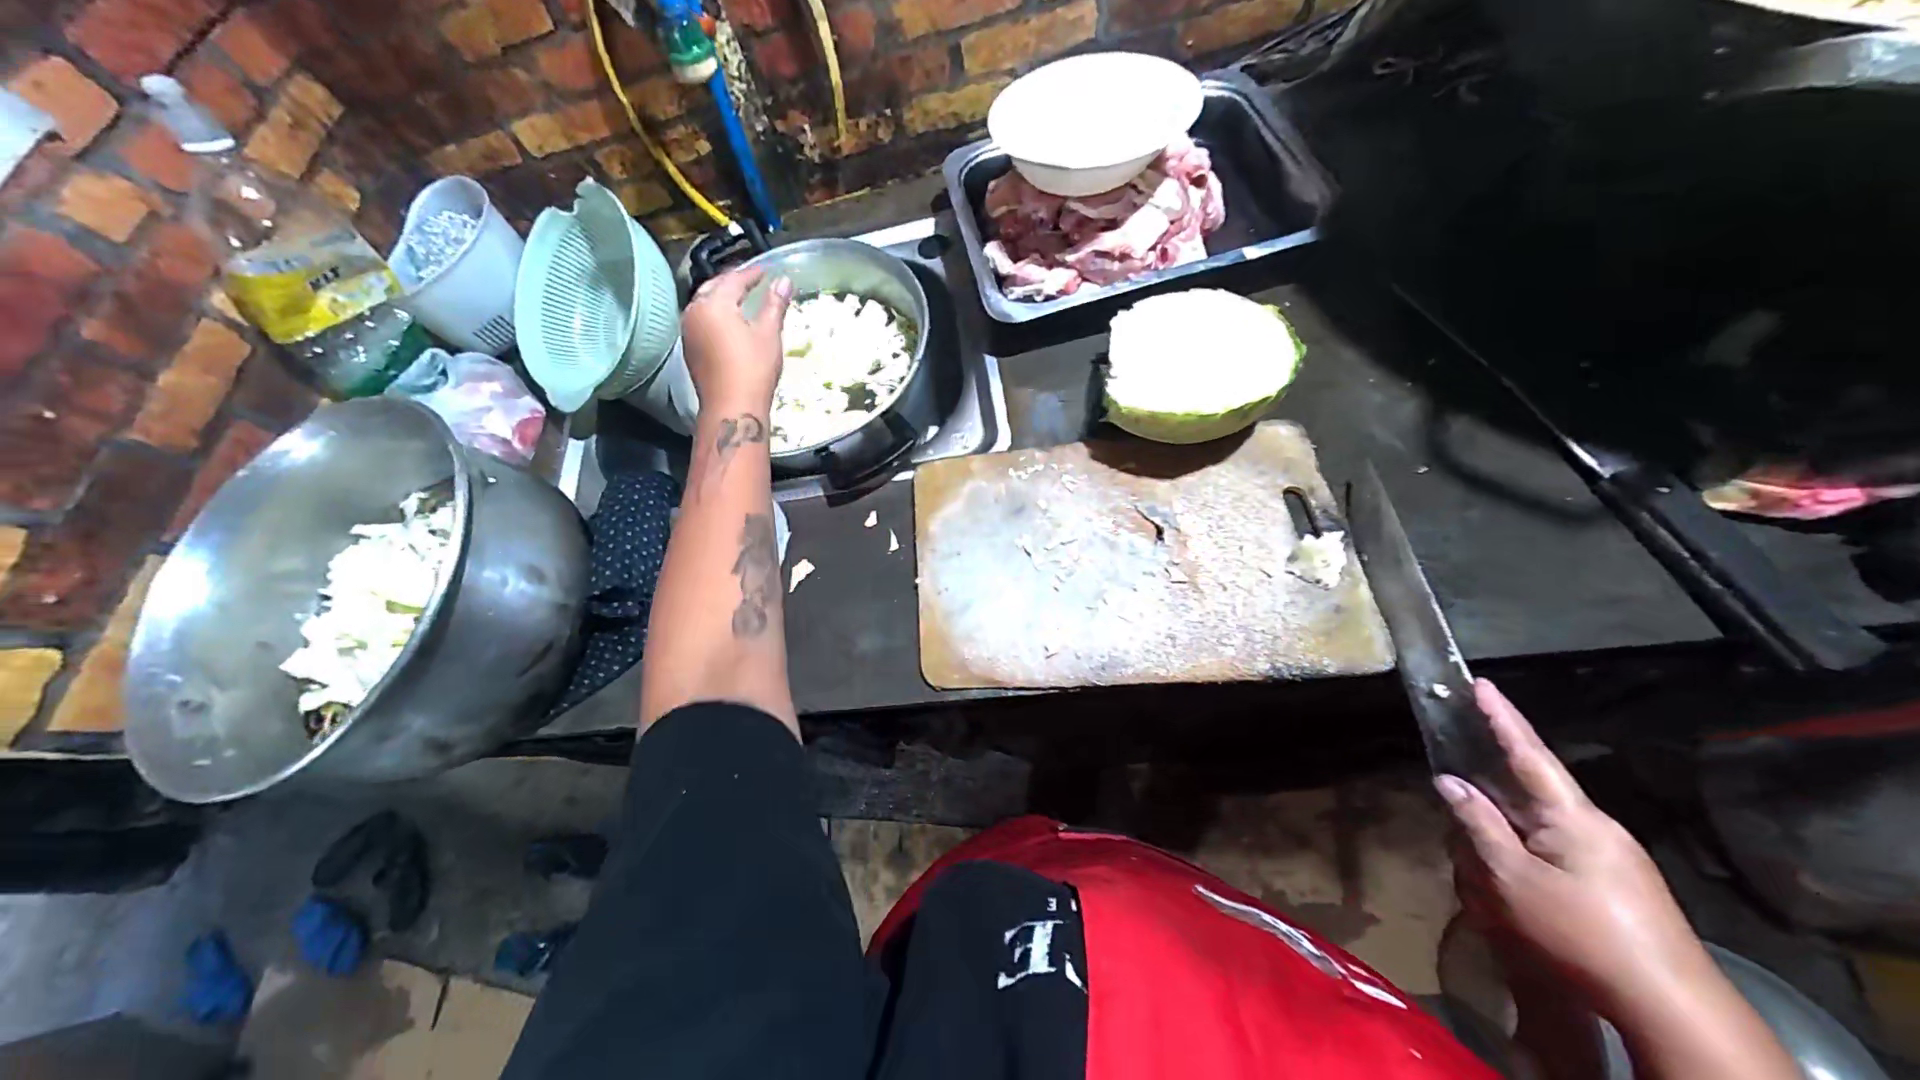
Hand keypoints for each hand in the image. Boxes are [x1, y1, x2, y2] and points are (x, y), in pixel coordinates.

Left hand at [681, 266, 791, 411]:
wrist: (731, 408)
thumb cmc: (753, 369)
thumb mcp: (768, 333)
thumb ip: (774, 304)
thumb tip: (783, 281)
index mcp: (713, 303)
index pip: (733, 279)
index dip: (752, 273)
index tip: (766, 270)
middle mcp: (694, 312)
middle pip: (713, 288)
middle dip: (733, 281)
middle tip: (752, 280)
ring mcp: (688, 331)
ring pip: (705, 304)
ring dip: (722, 297)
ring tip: (741, 298)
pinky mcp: (690, 349)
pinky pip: (702, 321)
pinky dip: (716, 315)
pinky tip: (729, 321)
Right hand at [1437, 680, 1717, 1016]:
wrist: (1669, 1003)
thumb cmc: (1580, 931)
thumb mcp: (1512, 878)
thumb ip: (1478, 824)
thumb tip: (1449, 781)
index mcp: (1573, 816)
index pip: (1530, 754)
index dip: (1502, 718)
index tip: (1481, 684)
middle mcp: (1596, 826)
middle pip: (1530, 792)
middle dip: (1491, 792)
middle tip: (1457, 794)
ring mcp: (1610, 854)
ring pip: (1538, 825)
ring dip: (1504, 833)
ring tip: (1481, 860)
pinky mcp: (1614, 881)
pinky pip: (1553, 849)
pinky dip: (1522, 851)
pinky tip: (1510, 878)